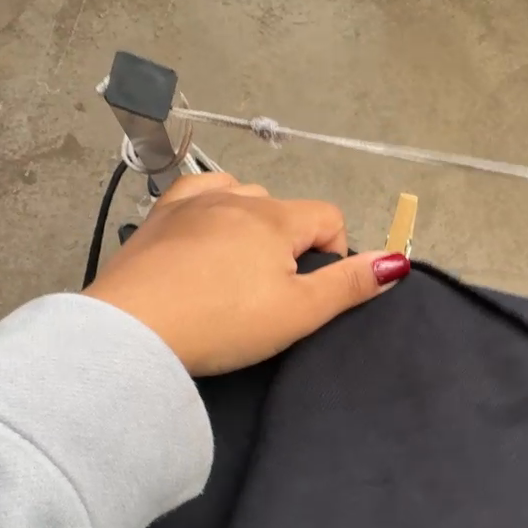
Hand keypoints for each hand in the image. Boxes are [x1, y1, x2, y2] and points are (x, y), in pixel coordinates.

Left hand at [83, 172, 410, 375]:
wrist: (131, 333)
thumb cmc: (224, 323)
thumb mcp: (299, 312)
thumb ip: (349, 284)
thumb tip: (396, 261)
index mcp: (275, 219)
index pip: (330, 218)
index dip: (335, 253)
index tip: (314, 291)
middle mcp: (236, 198)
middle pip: (287, 211)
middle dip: (292, 244)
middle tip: (274, 292)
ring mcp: (192, 203)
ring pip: (244, 198)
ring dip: (254, 226)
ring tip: (239, 271)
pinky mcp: (157, 217)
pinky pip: (199, 194)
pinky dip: (214, 209)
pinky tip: (208, 235)